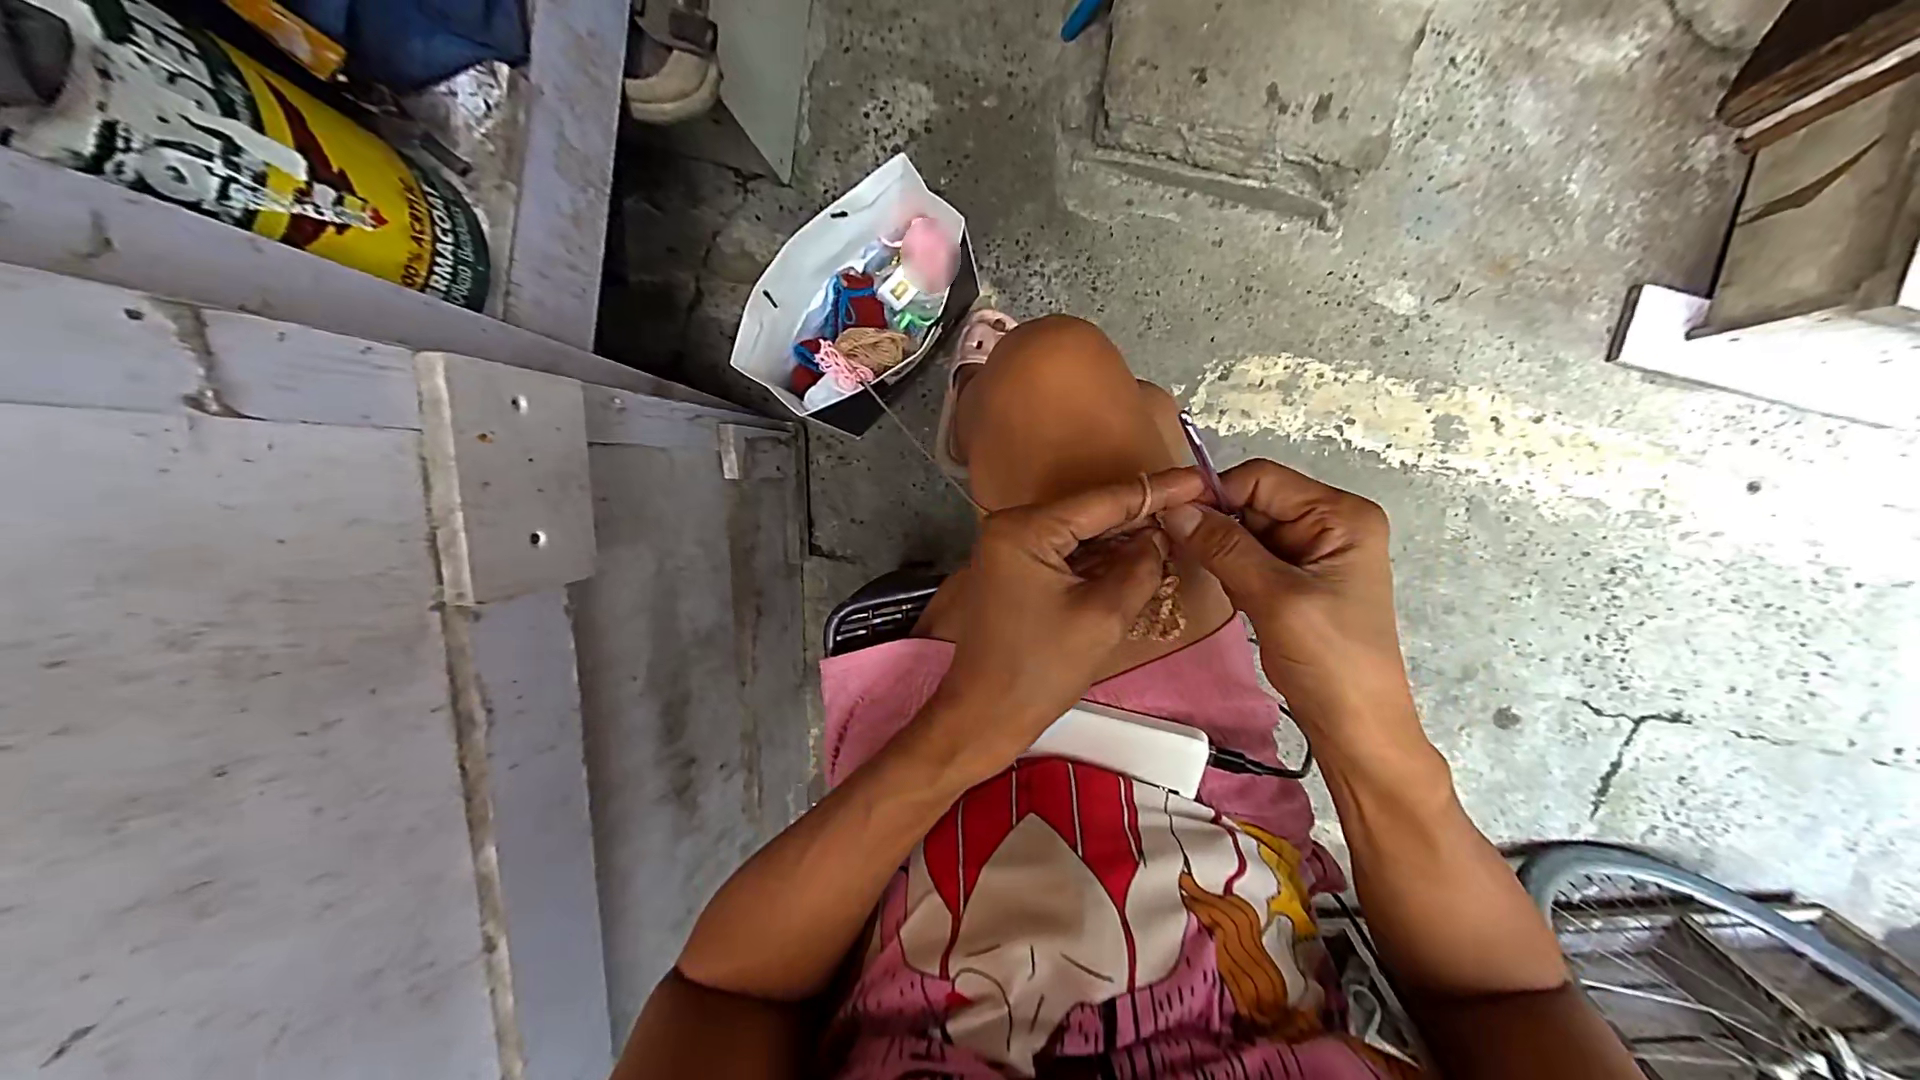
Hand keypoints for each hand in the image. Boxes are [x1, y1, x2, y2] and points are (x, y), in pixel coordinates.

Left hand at [929, 469, 1206, 772]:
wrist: (985, 714)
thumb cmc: (1040, 671)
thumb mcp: (1104, 616)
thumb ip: (1140, 567)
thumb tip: (1158, 537)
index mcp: (1024, 530)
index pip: (1101, 501)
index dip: (1154, 491)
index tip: (1198, 478)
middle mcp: (1011, 527)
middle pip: (1089, 513)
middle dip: (1140, 513)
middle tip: (1193, 504)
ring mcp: (1010, 547)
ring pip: (1079, 533)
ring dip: (1123, 535)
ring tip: (1175, 527)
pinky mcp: (1015, 569)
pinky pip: (1066, 552)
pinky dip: (1100, 556)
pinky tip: (1138, 552)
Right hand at [1159, 460, 1413, 739]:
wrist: (1356, 725)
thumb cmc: (1330, 660)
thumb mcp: (1276, 597)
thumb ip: (1224, 548)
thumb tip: (1174, 508)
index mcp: (1341, 515)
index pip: (1262, 480)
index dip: (1215, 493)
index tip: (1170, 518)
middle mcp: (1328, 523)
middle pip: (1251, 501)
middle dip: (1214, 524)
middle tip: (1178, 550)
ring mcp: (1310, 551)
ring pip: (1243, 529)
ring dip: (1217, 548)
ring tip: (1200, 572)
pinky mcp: (1292, 577)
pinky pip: (1246, 555)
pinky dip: (1225, 567)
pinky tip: (1219, 587)